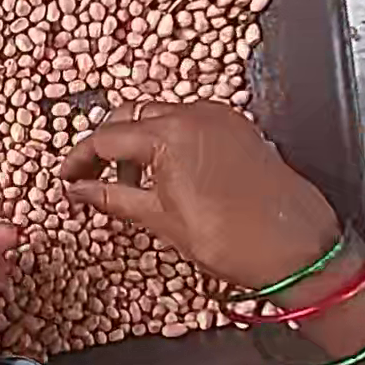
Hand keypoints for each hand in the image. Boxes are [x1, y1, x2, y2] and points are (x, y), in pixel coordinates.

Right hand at [57, 100, 340, 288]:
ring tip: (125, 180)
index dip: (78, 160)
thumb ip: (110, 197)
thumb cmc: (231, 238)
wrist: (298, 250)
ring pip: (156, 115)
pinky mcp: (236, 128)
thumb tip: (76, 190)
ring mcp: (218, 118)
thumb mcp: (158, 218)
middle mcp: (193, 115)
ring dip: (133, 141)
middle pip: (127, 117)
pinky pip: (186, 121)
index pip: (104, 139)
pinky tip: (161, 171)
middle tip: (89, 177)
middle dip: (103, 146)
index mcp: (168, 135)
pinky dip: (163, 139)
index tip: (66, 180)